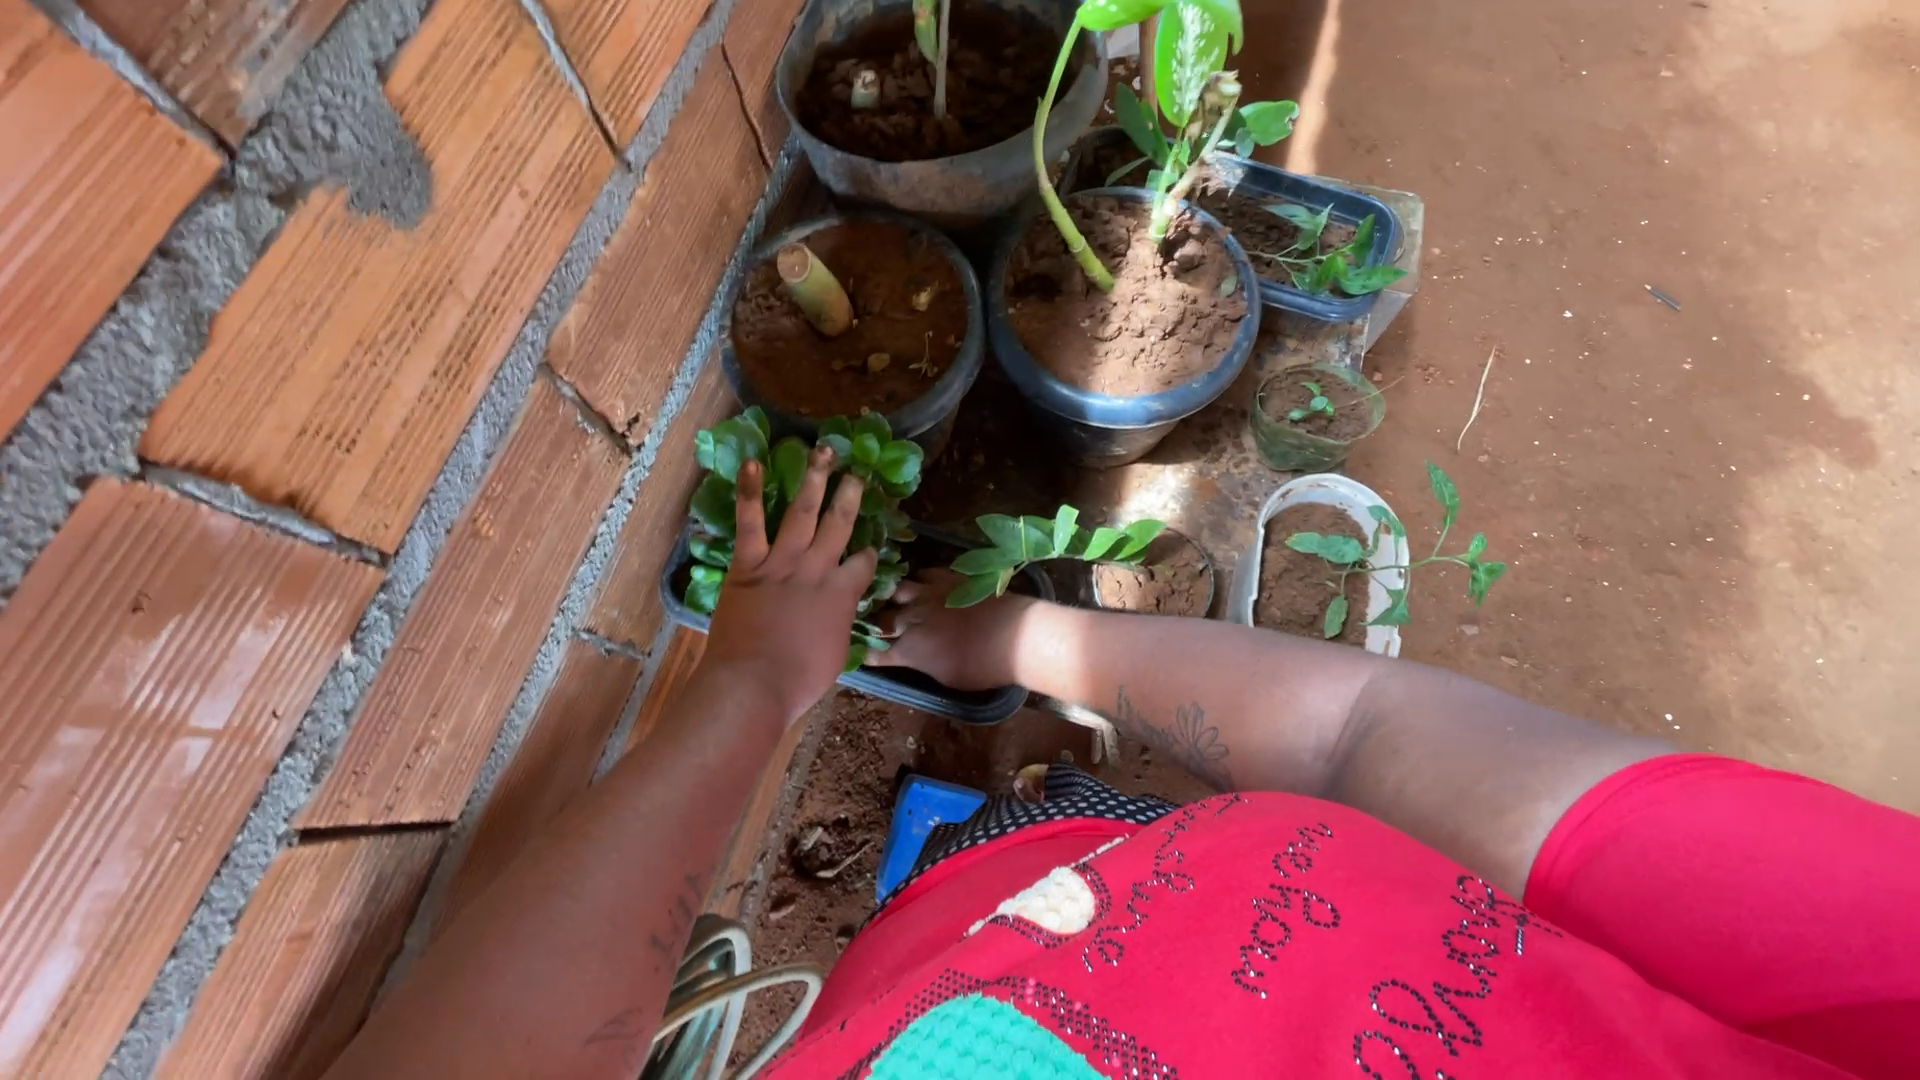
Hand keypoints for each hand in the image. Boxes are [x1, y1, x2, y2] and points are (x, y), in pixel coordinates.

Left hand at [701, 446, 877, 723]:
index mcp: (842, 594)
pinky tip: (754, 464)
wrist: (755, 683)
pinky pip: (750, 523)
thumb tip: (839, 614)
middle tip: (857, 474)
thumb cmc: (800, 680)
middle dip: (850, 497)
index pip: (863, 563)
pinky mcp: (748, 566)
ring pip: (802, 513)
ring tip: (823, 452)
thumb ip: (840, 623)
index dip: (867, 554)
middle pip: (839, 525)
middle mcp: (817, 569)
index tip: (868, 549)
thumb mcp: (836, 654)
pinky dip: (751, 493)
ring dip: (814, 480)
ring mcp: (782, 564)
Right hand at [868, 570, 1038, 690]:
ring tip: (892, 598)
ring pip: (898, 590)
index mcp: (909, 649)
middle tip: (874, 626)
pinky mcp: (949, 578)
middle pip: (884, 619)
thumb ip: (923, 663)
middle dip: (876, 625)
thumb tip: (916, 657)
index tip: (864, 654)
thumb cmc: (983, 667)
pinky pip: (925, 574)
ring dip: (893, 597)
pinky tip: (922, 584)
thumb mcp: (946, 676)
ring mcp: (930, 594)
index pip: (878, 653)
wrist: (1015, 636)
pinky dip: (919, 581)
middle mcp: (912, 618)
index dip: (870, 655)